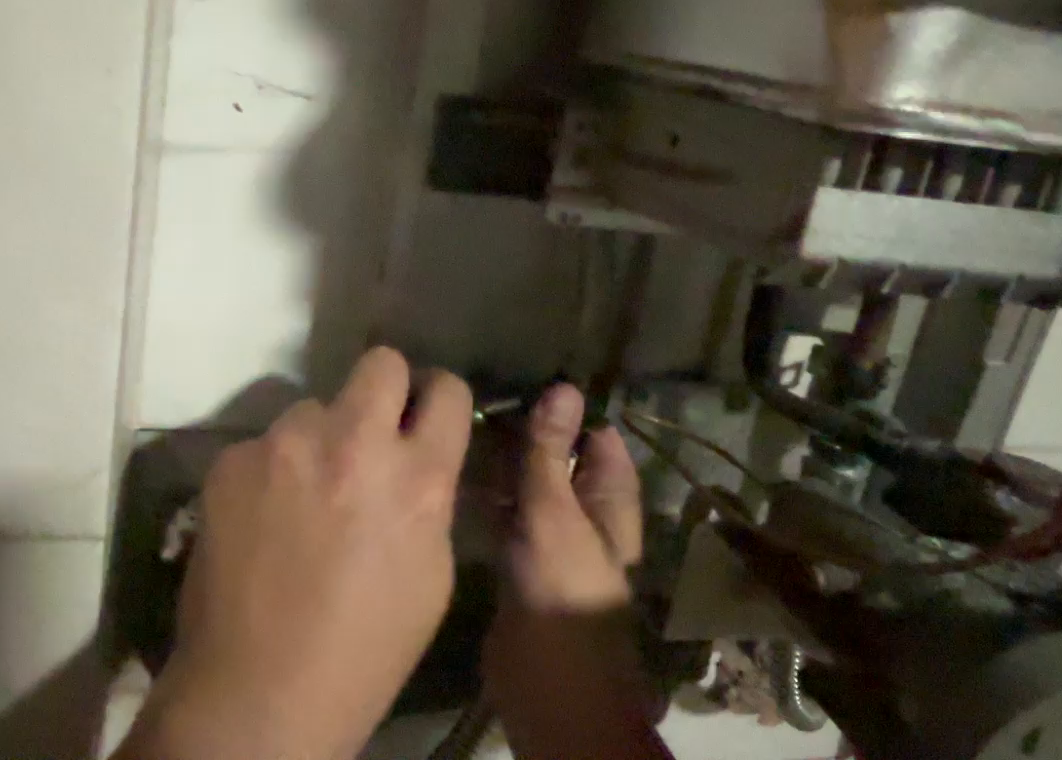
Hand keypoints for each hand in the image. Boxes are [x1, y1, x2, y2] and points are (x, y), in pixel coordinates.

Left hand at [116, 348, 473, 759]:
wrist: (257, 692)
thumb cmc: (365, 647)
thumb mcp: (431, 573)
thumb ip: (429, 497)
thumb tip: (418, 458)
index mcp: (416, 477)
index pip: (446, 389)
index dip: (439, 397)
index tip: (426, 410)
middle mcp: (352, 442)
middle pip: (380, 361)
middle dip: (384, 387)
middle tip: (370, 431)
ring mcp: (284, 445)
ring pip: (312, 408)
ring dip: (318, 439)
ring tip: (303, 495)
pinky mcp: (232, 459)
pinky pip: (264, 445)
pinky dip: (271, 470)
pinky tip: (262, 519)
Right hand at [484, 384, 668, 759]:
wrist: (547, 681)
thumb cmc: (564, 588)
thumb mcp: (556, 511)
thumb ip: (552, 453)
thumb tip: (565, 387)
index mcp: (610, 500)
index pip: (596, 438)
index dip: (566, 410)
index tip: (521, 381)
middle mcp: (584, 514)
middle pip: (558, 460)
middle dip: (525, 434)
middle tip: (475, 400)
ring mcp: (550, 538)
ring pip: (527, 487)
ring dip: (501, 464)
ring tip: (457, 429)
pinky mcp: (518, 560)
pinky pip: (504, 516)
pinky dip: (486, 497)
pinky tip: (452, 478)